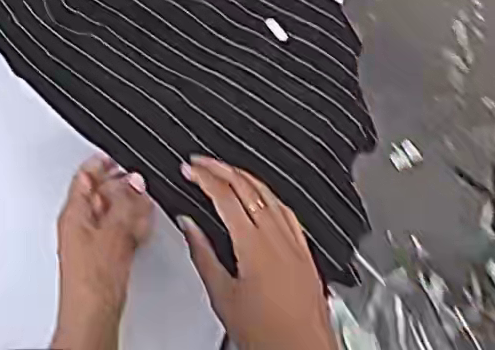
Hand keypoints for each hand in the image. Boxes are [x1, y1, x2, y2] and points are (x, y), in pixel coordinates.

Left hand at [52, 155, 153, 349]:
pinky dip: (130, 225)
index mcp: (73, 213)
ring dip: (128, 205)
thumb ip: (125, 204)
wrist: (94, 320)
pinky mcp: (103, 260)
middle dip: (119, 184)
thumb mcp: (113, 233)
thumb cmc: (91, 282)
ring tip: (144, 199)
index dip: (101, 163)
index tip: (115, 157)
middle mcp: (79, 225)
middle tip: (136, 179)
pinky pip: (118, 233)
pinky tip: (142, 225)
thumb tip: (135, 182)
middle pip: (99, 193)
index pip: (85, 176)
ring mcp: (91, 243)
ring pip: (110, 213)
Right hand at [178, 156, 337, 349]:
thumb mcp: (223, 297)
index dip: (202, 176)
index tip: (188, 169)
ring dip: (243, 176)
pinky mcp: (306, 256)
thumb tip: (188, 225)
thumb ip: (202, 254)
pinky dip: (269, 195)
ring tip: (226, 170)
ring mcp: (294, 244)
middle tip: (200, 162)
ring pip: (268, 194)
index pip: (223, 194)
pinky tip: (263, 196)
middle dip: (219, 168)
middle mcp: (276, 237)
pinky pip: (287, 212)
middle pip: (245, 185)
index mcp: (252, 244)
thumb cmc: (267, 338)